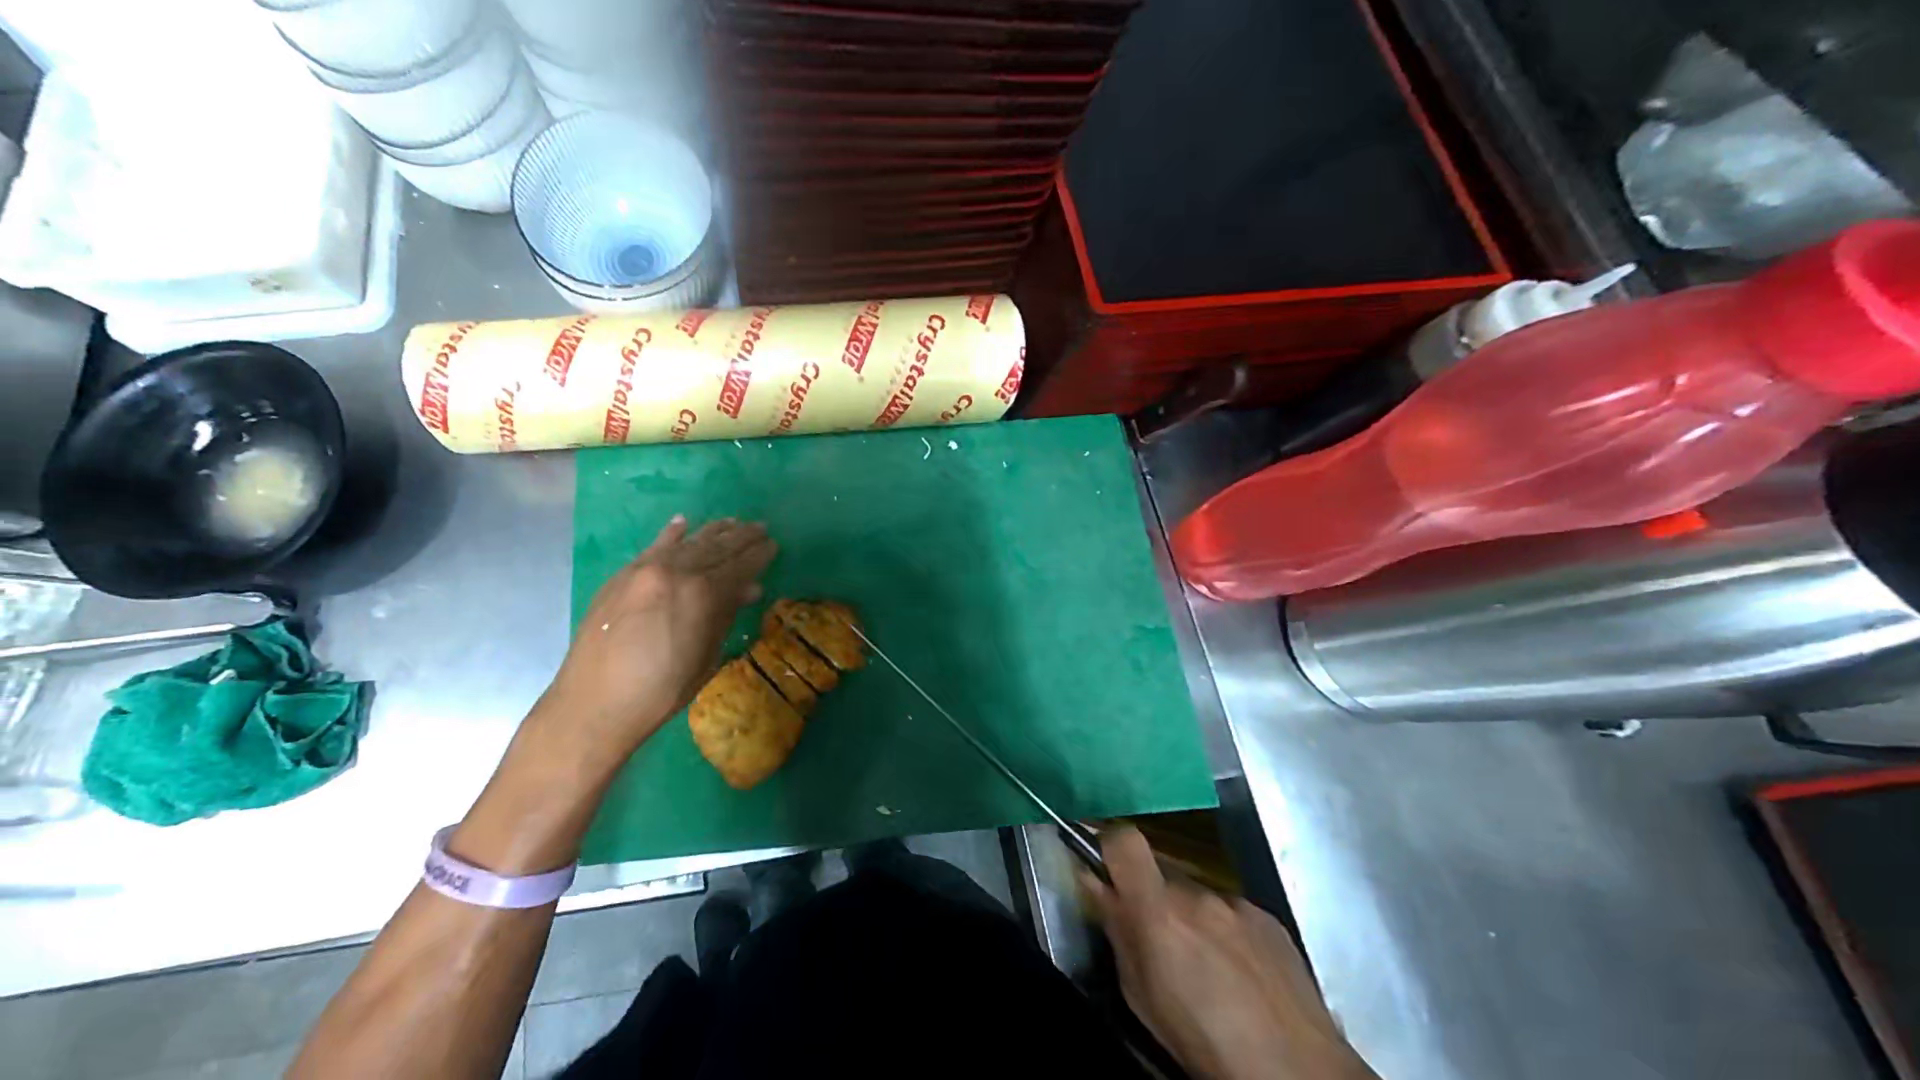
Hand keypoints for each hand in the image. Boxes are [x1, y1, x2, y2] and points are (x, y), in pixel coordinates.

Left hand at [547, 515, 776, 754]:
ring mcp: (646, 570)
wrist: (595, 702)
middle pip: (716, 548)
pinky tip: (684, 523)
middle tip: (760, 528)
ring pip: (687, 542)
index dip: (759, 555)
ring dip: (713, 532)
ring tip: (733, 523)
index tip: (774, 545)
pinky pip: (653, 546)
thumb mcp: (706, 656)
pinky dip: (672, 534)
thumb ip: (726, 615)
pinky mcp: (623, 575)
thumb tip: (749, 589)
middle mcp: (675, 571)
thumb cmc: (662, 690)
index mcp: (702, 594)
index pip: (739, 566)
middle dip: (741, 538)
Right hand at [1083, 826, 1378, 1079]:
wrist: (1296, 1071)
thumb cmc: (1203, 1042)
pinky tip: (1238, 977)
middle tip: (1159, 946)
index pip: (1124, 839)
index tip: (1106, 868)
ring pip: (1198, 897)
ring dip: (1192, 921)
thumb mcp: (1139, 995)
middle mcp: (1198, 894)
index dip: (1109, 845)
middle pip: (1162, 875)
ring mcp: (1237, 903)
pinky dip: (1226, 934)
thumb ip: (1117, 931)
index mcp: (1159, 910)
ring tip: (1206, 971)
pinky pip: (1232, 914)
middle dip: (1154, 901)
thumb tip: (1097, 887)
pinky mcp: (1268, 918)